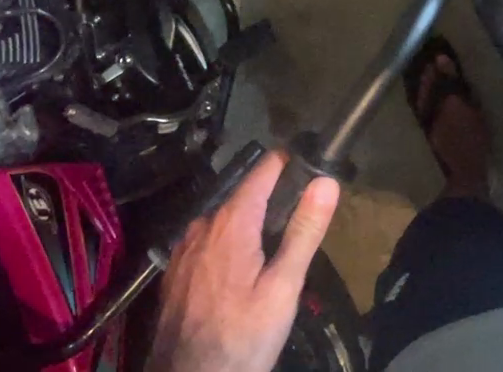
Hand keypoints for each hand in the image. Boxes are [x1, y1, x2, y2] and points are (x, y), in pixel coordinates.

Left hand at [151, 153, 340, 371]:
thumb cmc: (241, 339)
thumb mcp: (283, 288)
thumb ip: (303, 232)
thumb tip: (326, 181)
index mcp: (232, 221)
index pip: (264, 168)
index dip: (291, 163)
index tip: (314, 166)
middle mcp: (203, 225)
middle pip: (246, 194)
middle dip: (275, 199)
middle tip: (303, 221)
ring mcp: (184, 249)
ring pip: (227, 220)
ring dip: (251, 224)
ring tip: (277, 250)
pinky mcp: (175, 273)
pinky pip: (210, 243)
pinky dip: (230, 246)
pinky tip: (243, 275)